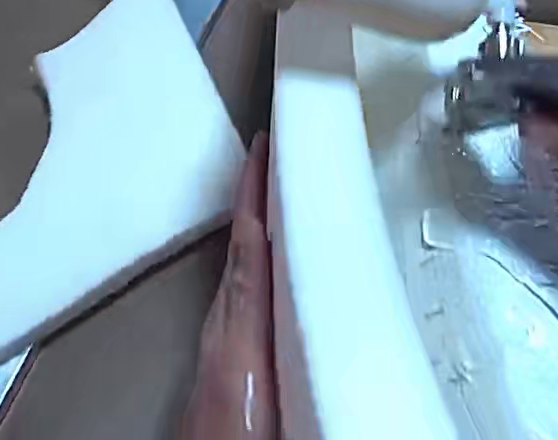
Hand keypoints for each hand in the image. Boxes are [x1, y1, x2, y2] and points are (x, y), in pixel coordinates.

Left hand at [178, 132, 276, 439]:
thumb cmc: (245, 438)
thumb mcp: (284, 395)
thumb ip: (300, 344)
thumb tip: (342, 313)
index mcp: (240, 332)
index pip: (250, 245)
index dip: (255, 192)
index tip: (263, 147)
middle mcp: (220, 327)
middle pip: (240, 243)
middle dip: (256, 193)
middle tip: (279, 152)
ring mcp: (215, 340)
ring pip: (238, 261)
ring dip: (256, 219)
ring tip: (281, 187)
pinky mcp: (218, 355)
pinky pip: (237, 285)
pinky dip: (251, 254)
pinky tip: (269, 254)